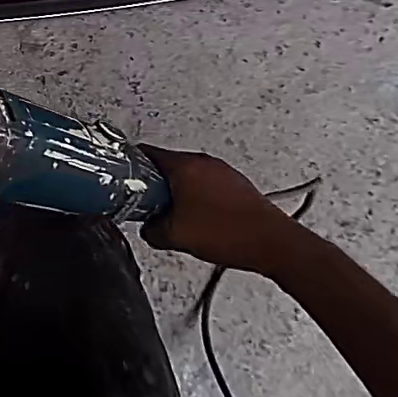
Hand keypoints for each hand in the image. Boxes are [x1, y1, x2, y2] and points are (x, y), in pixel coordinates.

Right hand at [140, 146, 294, 272]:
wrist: (272, 243)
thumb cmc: (230, 233)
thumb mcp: (176, 236)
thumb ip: (152, 230)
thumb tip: (148, 229)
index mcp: (185, 165)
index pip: (146, 152)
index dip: (131, 166)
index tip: (126, 180)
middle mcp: (203, 161)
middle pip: (167, 164)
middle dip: (155, 184)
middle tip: (149, 205)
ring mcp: (222, 171)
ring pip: (187, 174)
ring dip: (177, 191)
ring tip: (176, 217)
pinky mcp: (235, 184)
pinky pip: (206, 183)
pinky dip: (197, 196)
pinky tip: (200, 220)